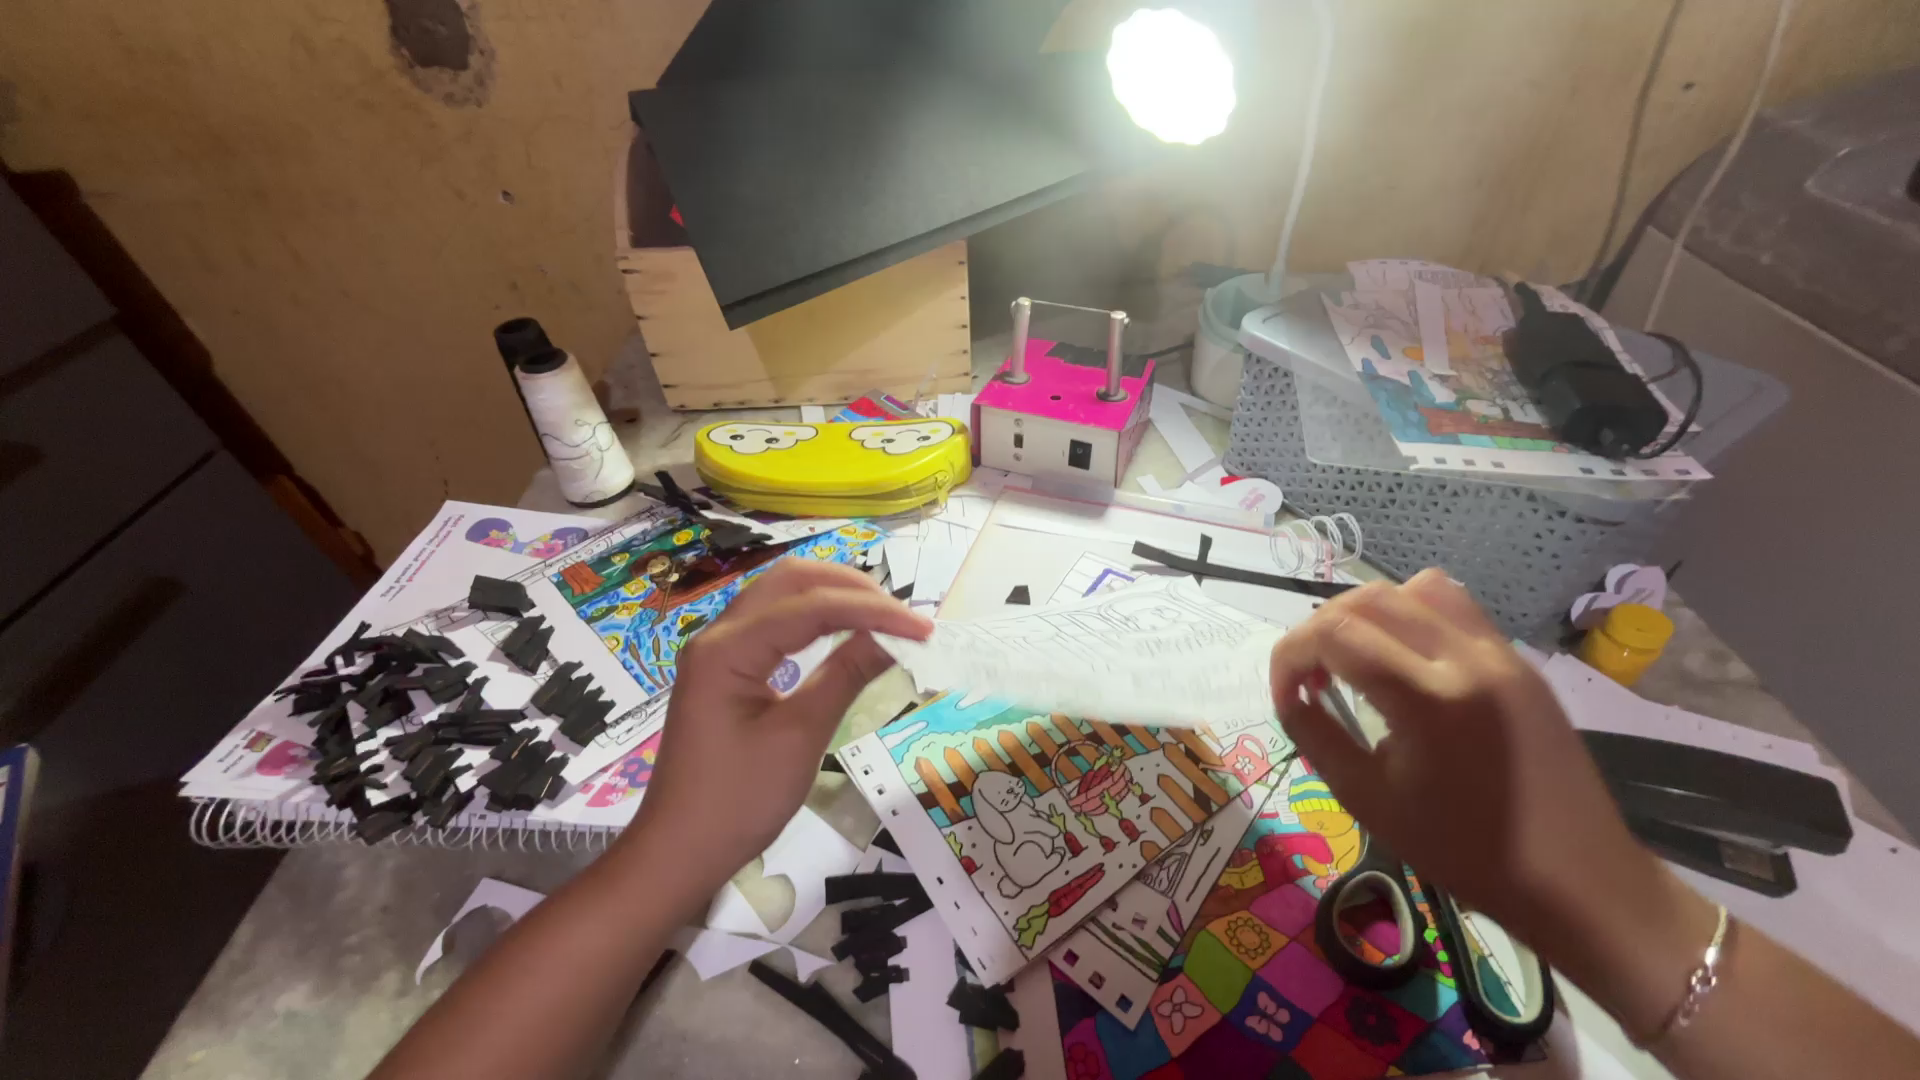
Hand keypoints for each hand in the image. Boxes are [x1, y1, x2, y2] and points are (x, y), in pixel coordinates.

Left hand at [625, 560, 931, 895]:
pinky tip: (845, 630)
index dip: (872, 610)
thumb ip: (847, 675)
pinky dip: (815, 617)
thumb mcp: (801, 737)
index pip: (811, 607)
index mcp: (727, 649)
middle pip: (792, 580)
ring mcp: (719, 649)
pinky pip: (775, 621)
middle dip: (852, 588)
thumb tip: (898, 638)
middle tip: (903, 615)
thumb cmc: (738, 802)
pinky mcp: (726, 667)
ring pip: (782, 594)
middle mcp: (718, 634)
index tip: (923, 627)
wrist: (679, 852)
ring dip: (834, 596)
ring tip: (884, 616)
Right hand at [1267, 569, 1662, 946]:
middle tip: (1312, 677)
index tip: (1287, 696)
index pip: (1333, 634)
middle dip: (1320, 629)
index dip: (1290, 656)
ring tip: (1356, 658)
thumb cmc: (1464, 851)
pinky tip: (1404, 662)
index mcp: (1427, 700)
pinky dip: (1411, 616)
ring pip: (1414, 588)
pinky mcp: (1519, 662)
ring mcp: (1500, 654)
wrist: (1579, 880)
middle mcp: (1466, 660)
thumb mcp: (1367, 800)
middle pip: (1367, 599)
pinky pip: (1454, 608)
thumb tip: (1292, 696)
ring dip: (1367, 612)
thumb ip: (1316, 735)